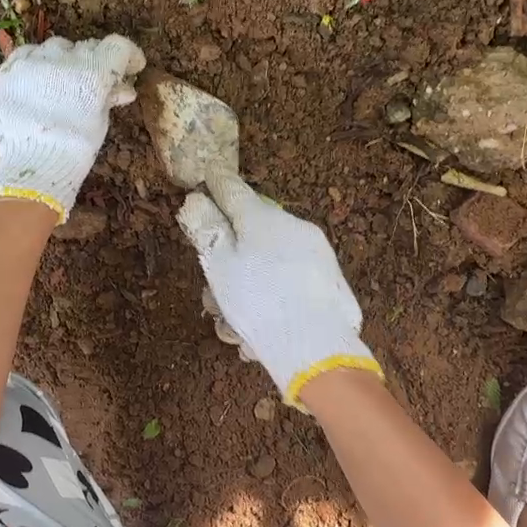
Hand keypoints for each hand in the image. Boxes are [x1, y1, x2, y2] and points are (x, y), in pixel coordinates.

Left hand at [0, 35, 145, 221]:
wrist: (31, 165)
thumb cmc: (74, 149)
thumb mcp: (99, 124)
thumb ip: (108, 99)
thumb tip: (122, 89)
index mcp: (94, 71)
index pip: (118, 47)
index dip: (128, 55)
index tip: (131, 67)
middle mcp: (65, 57)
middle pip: (86, 48)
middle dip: (95, 62)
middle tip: (93, 83)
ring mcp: (35, 61)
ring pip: (56, 48)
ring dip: (65, 61)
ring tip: (62, 83)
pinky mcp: (11, 70)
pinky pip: (28, 55)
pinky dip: (37, 63)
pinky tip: (38, 80)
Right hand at [178, 176, 378, 407]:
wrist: (314, 347)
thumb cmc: (258, 300)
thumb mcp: (218, 264)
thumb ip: (207, 229)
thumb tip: (197, 200)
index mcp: (263, 218)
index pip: (234, 191)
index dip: (216, 186)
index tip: (207, 178)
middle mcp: (293, 229)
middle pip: (250, 237)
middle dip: (228, 264)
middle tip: (213, 295)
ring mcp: (315, 257)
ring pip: (267, 268)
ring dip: (246, 294)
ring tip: (235, 328)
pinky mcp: (329, 286)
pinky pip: (288, 288)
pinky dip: (271, 305)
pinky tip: (259, 335)